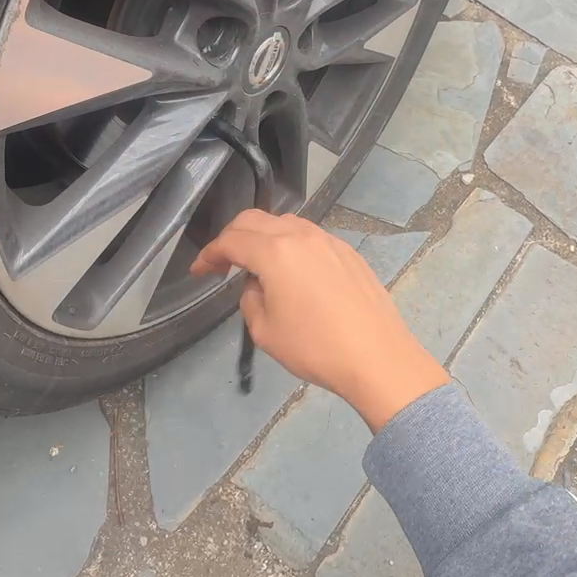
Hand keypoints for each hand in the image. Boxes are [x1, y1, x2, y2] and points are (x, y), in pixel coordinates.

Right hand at [190, 211, 448, 430]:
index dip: (209, 254)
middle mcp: (301, 235)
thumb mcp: (265, 331)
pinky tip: (292, 270)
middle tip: (222, 262)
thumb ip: (250, 298)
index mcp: (275, 251)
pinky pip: (310, 236)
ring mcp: (329, 240)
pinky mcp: (348, 252)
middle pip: (255, 220)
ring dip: (263, 237)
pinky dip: (290, 244)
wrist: (377, 357)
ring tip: (256, 264)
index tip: (199, 270)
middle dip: (233, 237)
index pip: (231, 240)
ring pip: (285, 223)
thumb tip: (257, 283)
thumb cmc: (315, 347)